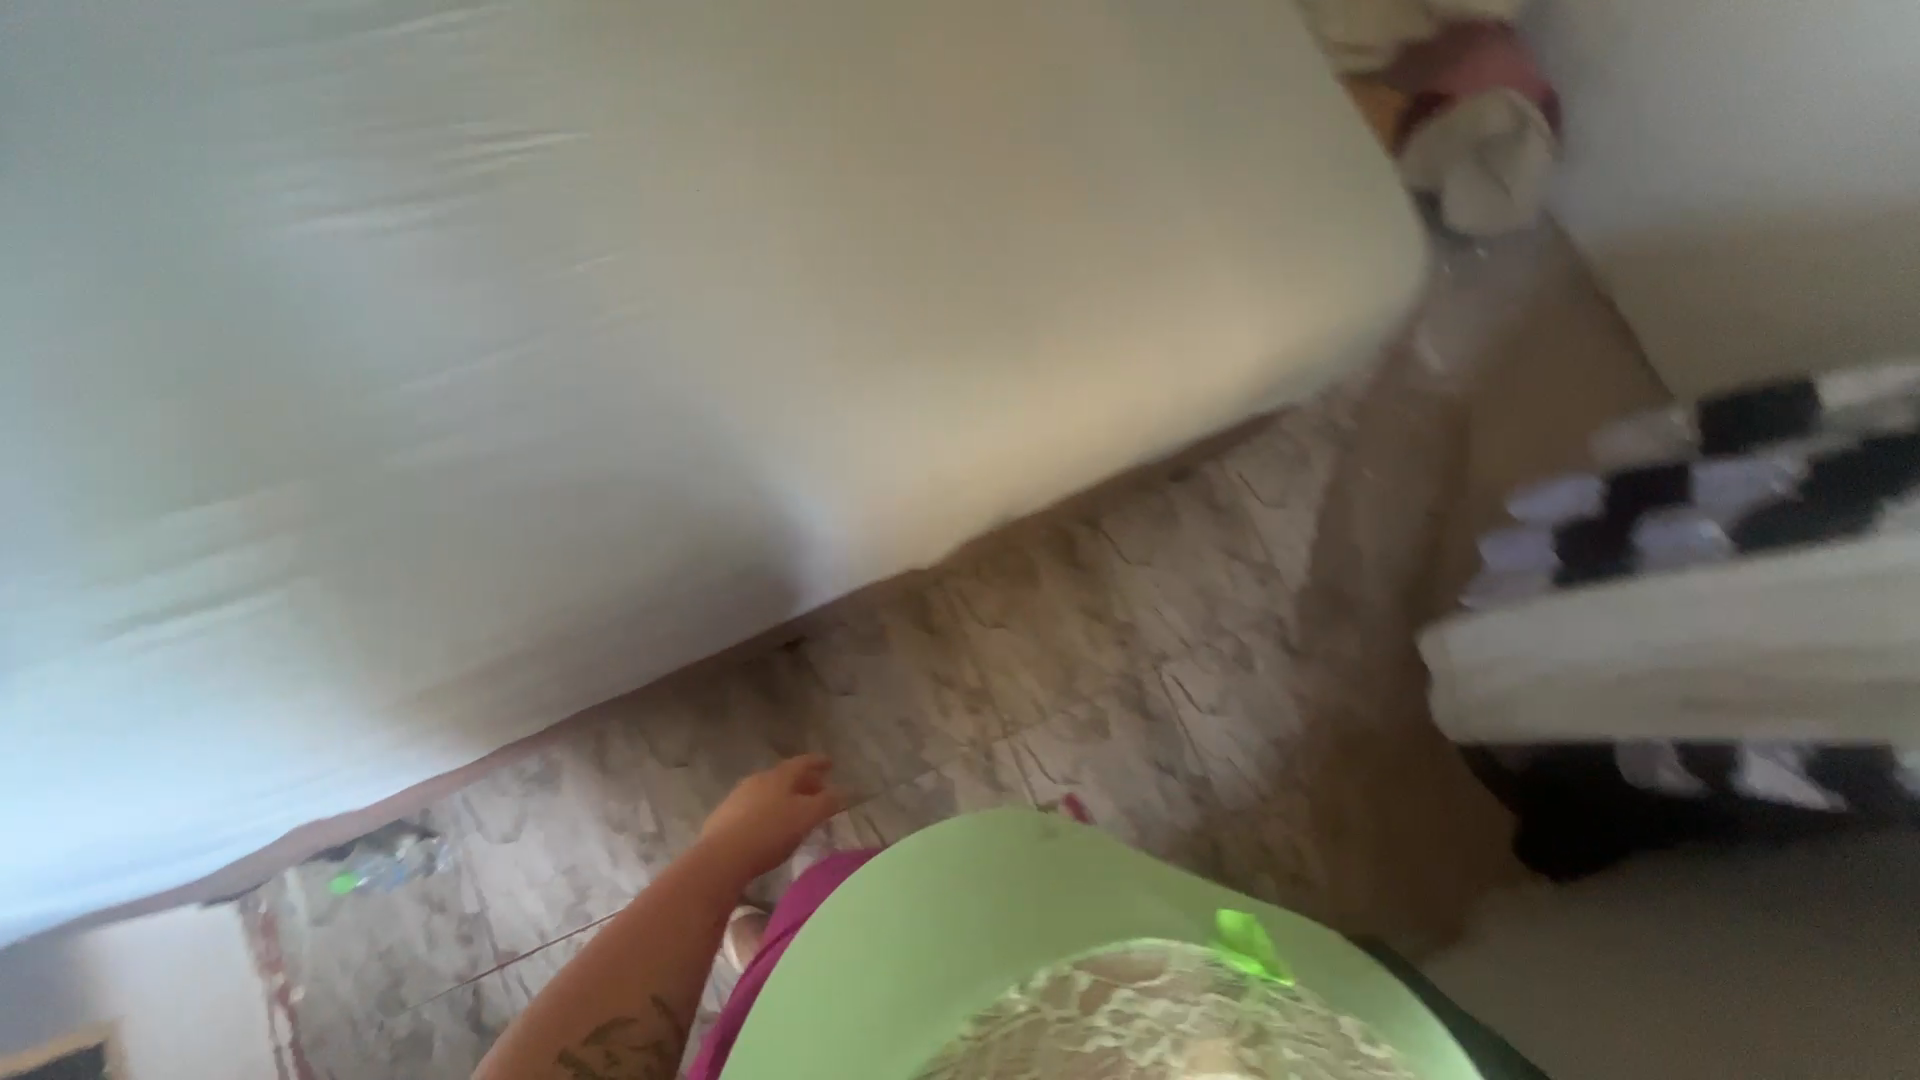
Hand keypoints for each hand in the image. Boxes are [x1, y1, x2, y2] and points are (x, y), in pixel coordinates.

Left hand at [698, 755, 844, 881]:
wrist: (722, 857)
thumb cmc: (770, 832)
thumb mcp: (807, 818)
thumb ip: (827, 802)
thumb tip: (844, 791)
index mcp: (779, 776)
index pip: (803, 762)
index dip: (819, 762)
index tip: (831, 763)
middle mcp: (757, 780)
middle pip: (785, 777)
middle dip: (803, 782)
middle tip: (818, 789)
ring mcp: (737, 797)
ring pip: (767, 792)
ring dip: (784, 797)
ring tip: (795, 810)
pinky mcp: (723, 817)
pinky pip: (752, 808)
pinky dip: (766, 811)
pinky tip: (768, 826)